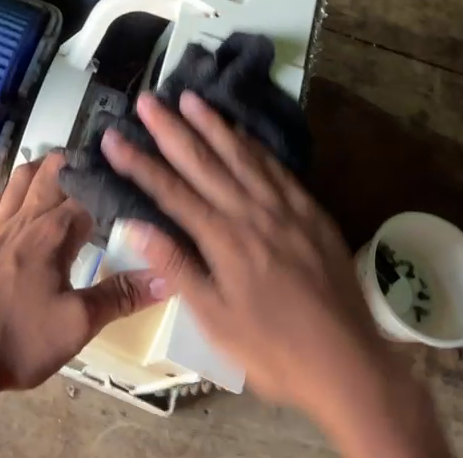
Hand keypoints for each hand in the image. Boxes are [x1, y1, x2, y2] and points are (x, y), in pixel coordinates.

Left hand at [0, 152, 162, 392]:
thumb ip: (120, 297)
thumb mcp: (78, 324)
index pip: (86, 194)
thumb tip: (167, 277)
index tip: (128, 183)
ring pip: (16, 181)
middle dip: (72, 164)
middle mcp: (23, 219)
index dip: (108, 187)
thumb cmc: (20, 338)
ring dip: (38, 171)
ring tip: (58, 175)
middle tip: (95, 169)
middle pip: (48, 172)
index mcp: (52, 232)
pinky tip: (7, 205)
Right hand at [103, 92, 447, 457]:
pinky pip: (277, 167)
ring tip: (189, 97)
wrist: (350, 364)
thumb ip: (176, 268)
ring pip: (241, 154)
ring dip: (212, 123)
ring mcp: (285, 208)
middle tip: (147, 99)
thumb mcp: (216, 321)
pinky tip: (241, 130)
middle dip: (170, 128)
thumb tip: (135, 226)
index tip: (112, 136)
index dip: (138, 162)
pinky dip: (254, 144)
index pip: (170, 191)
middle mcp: (251, 213)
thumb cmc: (274, 351)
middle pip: (203, 161)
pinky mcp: (311, 211)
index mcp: (224, 240)